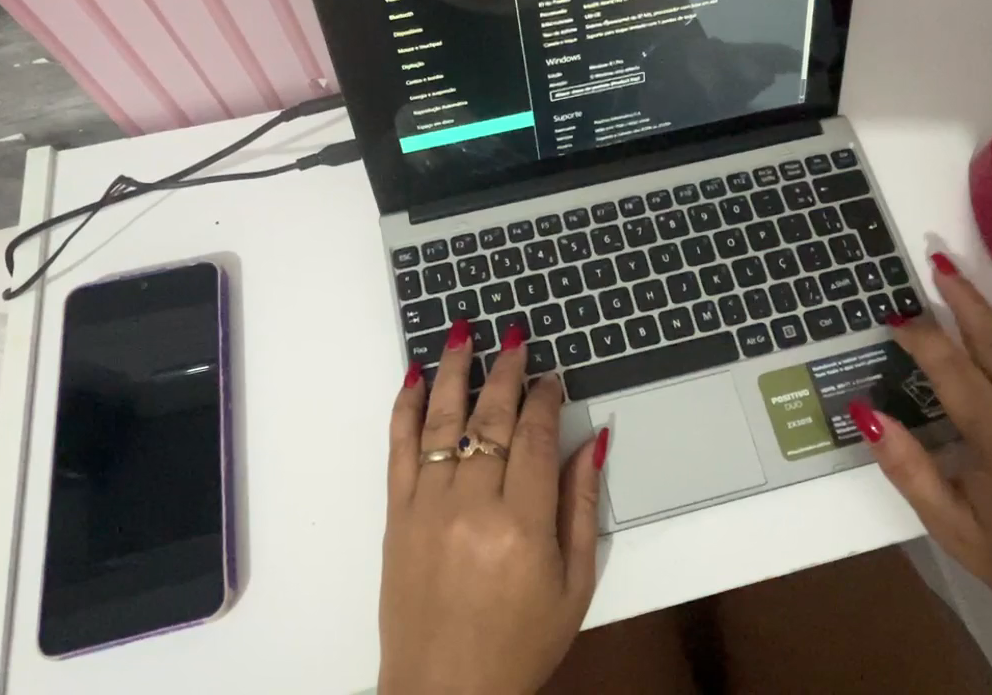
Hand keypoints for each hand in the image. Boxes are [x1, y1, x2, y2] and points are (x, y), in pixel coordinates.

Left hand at [378, 319, 608, 694]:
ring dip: (455, 370)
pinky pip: (399, 447)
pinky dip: (406, 407)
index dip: (547, 398)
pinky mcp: (396, 513)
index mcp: (523, 525)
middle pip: (491, 418)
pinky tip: (415, 375)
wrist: (444, 691)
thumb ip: (582, 506)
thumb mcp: (574, 584)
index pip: (537, 437)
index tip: (553, 376)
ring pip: (442, 420)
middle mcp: (472, 505)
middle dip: (506, 370)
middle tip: (515, 336)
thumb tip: (594, 439)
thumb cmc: (520, 642)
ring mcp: (427, 505)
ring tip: (464, 331)